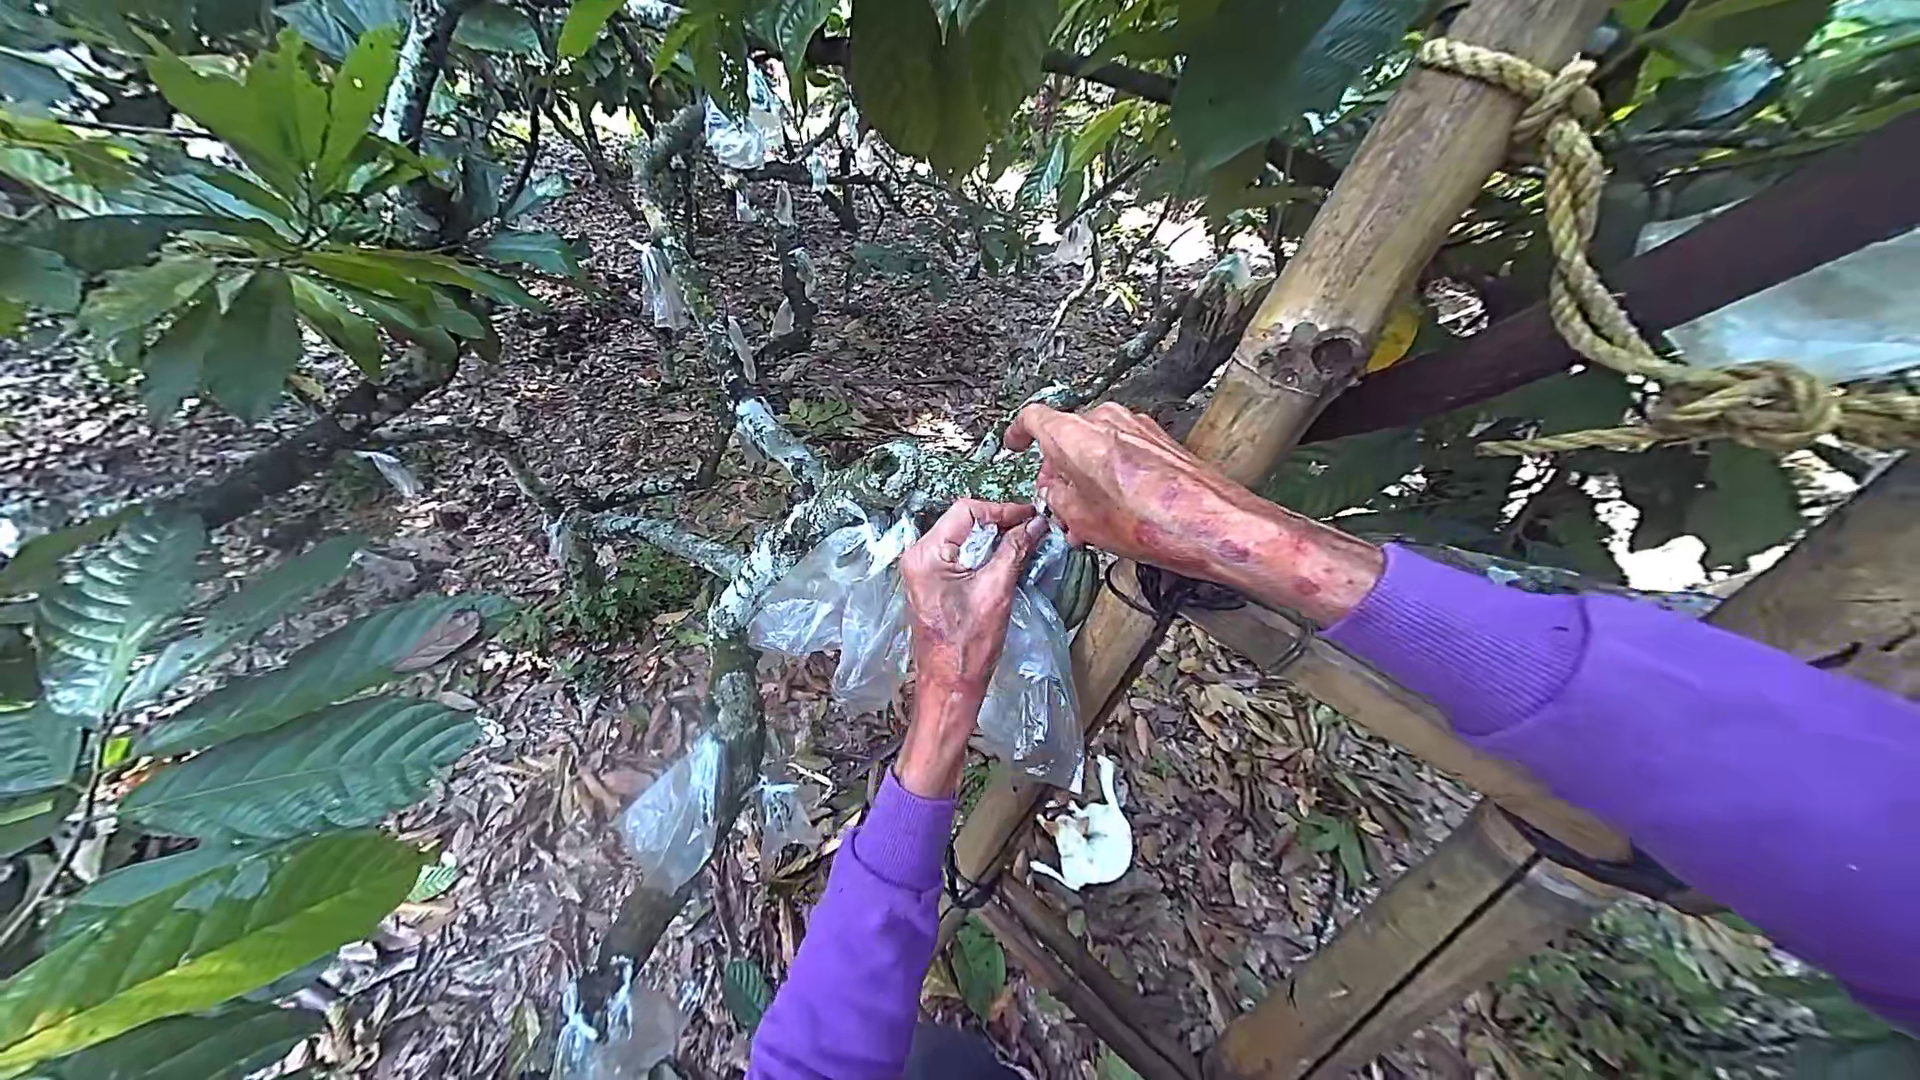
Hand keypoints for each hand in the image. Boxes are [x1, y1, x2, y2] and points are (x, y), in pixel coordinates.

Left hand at [895, 499, 1043, 796]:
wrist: (950, 686)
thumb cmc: (967, 646)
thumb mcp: (995, 591)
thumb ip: (1014, 550)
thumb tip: (1034, 524)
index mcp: (926, 554)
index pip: (966, 511)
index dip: (1002, 510)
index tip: (1030, 517)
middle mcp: (919, 557)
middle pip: (965, 522)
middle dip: (1001, 524)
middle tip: (1032, 530)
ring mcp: (925, 571)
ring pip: (966, 539)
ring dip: (996, 540)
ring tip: (1025, 544)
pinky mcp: (935, 584)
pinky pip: (963, 557)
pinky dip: (987, 556)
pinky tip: (1008, 561)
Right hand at [1007, 402, 1253, 580]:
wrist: (1208, 522)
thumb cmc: (1150, 522)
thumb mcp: (1080, 519)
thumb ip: (1056, 496)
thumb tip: (1056, 490)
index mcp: (1074, 434)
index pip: (1032, 419)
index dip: (1017, 433)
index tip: (1015, 444)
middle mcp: (1104, 420)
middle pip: (1064, 436)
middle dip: (1056, 470)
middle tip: (1057, 502)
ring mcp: (1134, 425)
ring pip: (1092, 444)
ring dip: (1083, 475)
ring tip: (1088, 515)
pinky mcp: (1157, 438)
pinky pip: (1118, 449)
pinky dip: (1108, 472)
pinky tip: (1114, 507)